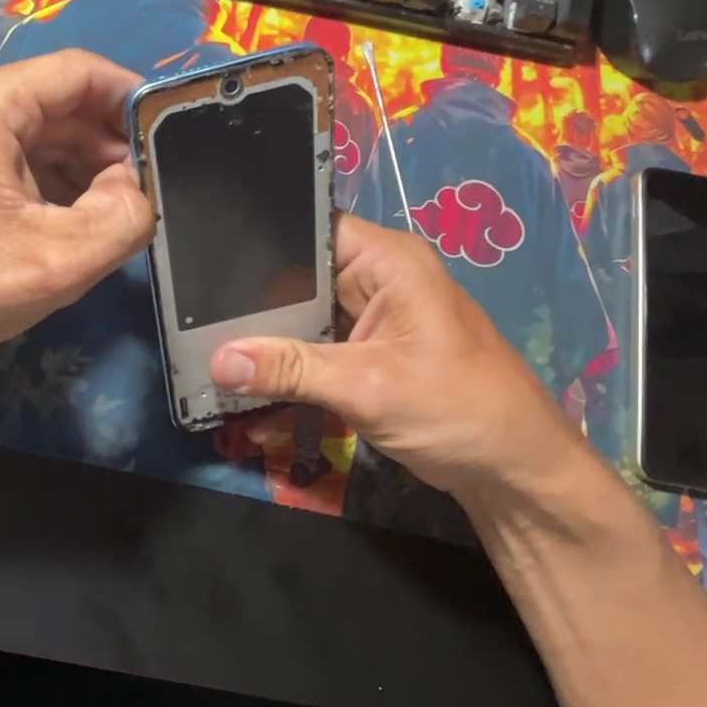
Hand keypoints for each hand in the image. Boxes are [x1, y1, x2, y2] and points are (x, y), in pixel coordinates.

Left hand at [0, 50, 155, 369]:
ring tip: (105, 208)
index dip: (130, 98)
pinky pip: (11, 139)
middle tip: (136, 189)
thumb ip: (126, 215)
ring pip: (37, 120)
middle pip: (56, 96)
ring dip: (78, 159)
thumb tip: (136, 184)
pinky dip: (46, 167)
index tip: (165, 134)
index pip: (77, 72)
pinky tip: (68, 208)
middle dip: (103, 141)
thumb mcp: (63, 261)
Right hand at [208, 214, 585, 502]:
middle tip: (193, 327)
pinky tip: (247, 400)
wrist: (513, 475)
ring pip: (296, 321)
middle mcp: (374, 280)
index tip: (204, 265)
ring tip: (208, 362)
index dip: (258, 242)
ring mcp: (367, 320)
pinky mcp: (362, 356)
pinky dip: (283, 375)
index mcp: (387, 261)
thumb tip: (218, 362)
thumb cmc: (458, 411)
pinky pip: (308, 354)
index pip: (309, 231)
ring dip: (262, 347)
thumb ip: (289, 370)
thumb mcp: (367, 386)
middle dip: (248, 307)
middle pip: (294, 279)